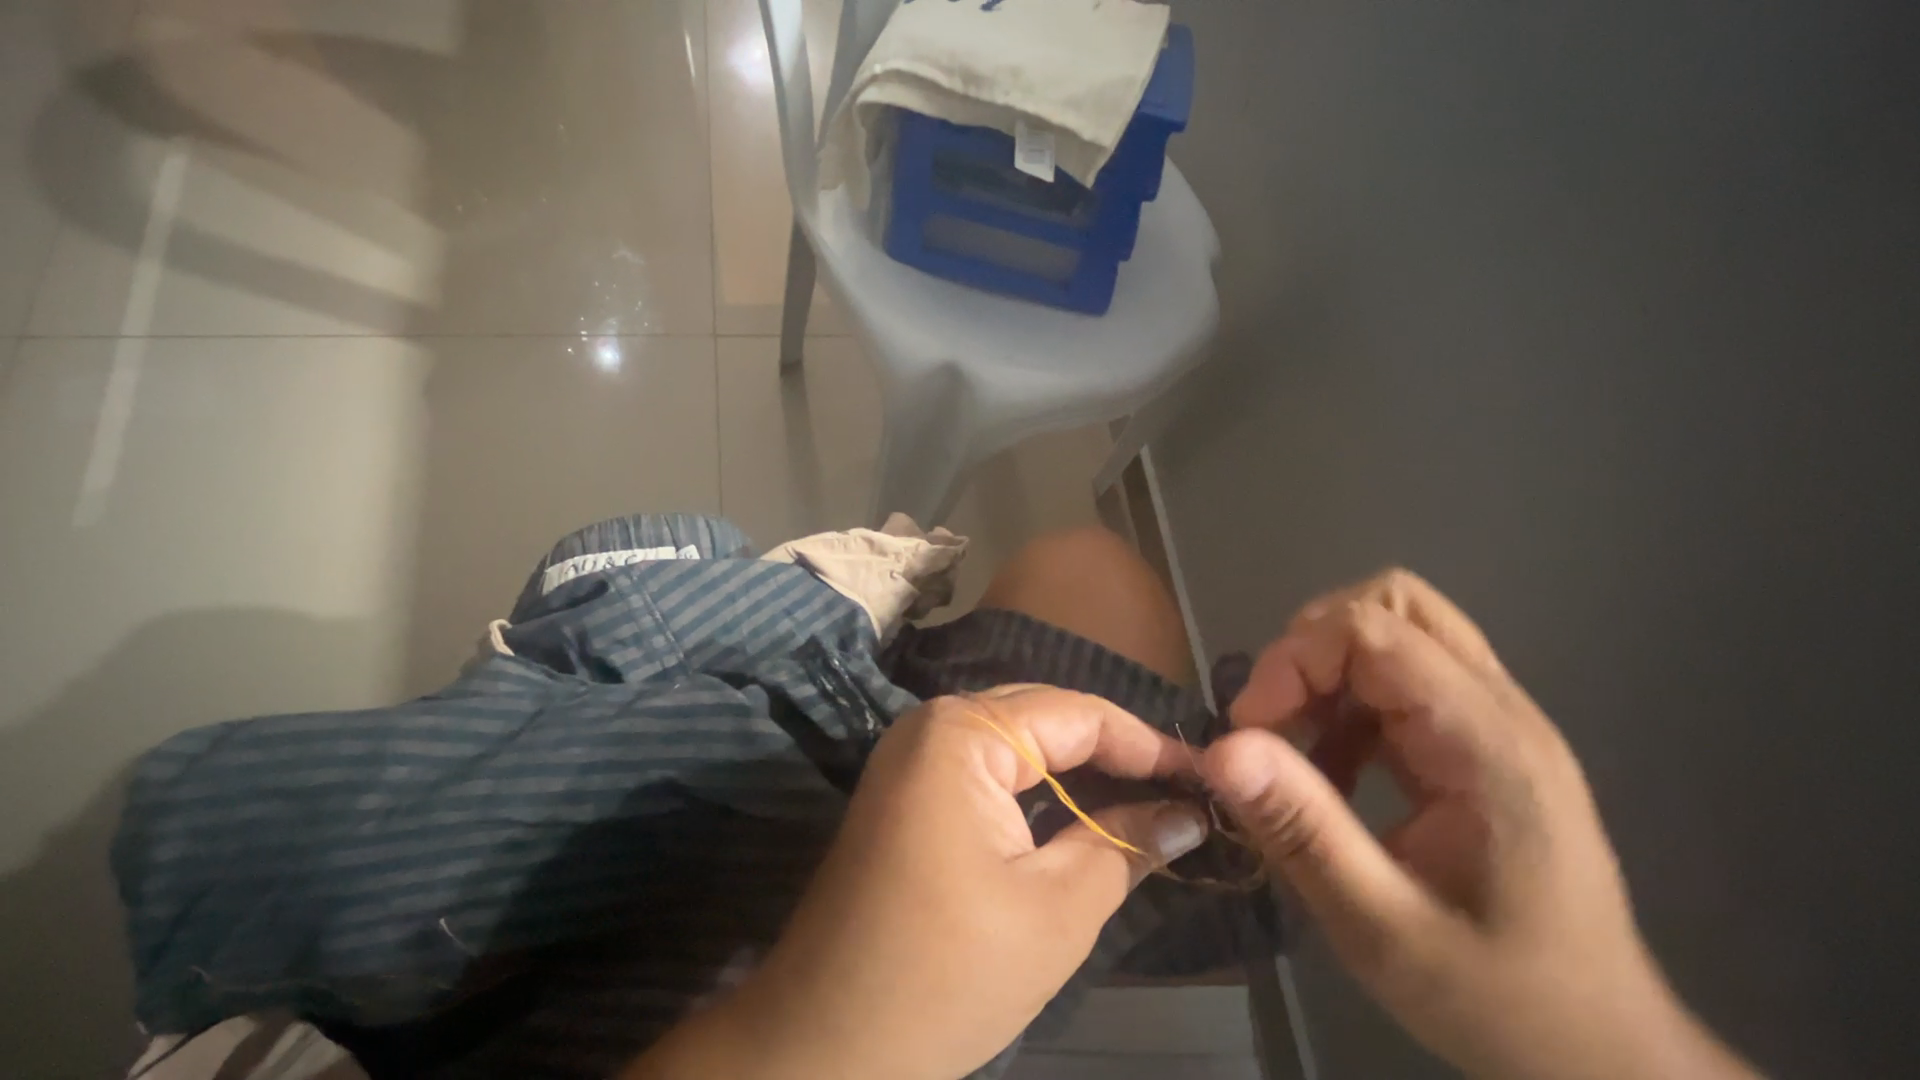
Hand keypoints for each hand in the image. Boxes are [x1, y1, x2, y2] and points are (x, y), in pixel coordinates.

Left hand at [628, 686, 1209, 1079]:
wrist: (824, 1040)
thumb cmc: (948, 974)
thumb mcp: (1057, 910)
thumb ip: (1126, 844)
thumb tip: (1186, 813)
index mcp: (963, 733)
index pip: (1078, 714)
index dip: (1148, 744)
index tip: (1209, 776)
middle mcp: (931, 724)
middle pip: (1045, 718)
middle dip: (1113, 753)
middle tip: (1183, 791)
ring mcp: (910, 757)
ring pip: (1016, 744)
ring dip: (1077, 770)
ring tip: (1146, 802)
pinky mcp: (905, 792)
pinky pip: (986, 770)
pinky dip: (1036, 790)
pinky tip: (1079, 816)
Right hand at [1201, 570, 1756, 1079]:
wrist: (1604, 1055)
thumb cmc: (1500, 999)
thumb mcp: (1383, 929)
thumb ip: (1302, 831)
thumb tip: (1220, 749)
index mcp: (1487, 744)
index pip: (1373, 629)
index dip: (1293, 660)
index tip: (1247, 732)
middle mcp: (1499, 712)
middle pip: (1395, 605)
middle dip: (1312, 649)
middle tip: (1273, 723)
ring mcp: (1494, 726)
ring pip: (1395, 635)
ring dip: (1326, 677)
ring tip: (1295, 755)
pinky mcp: (1479, 747)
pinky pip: (1399, 684)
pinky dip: (1345, 707)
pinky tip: (1331, 776)